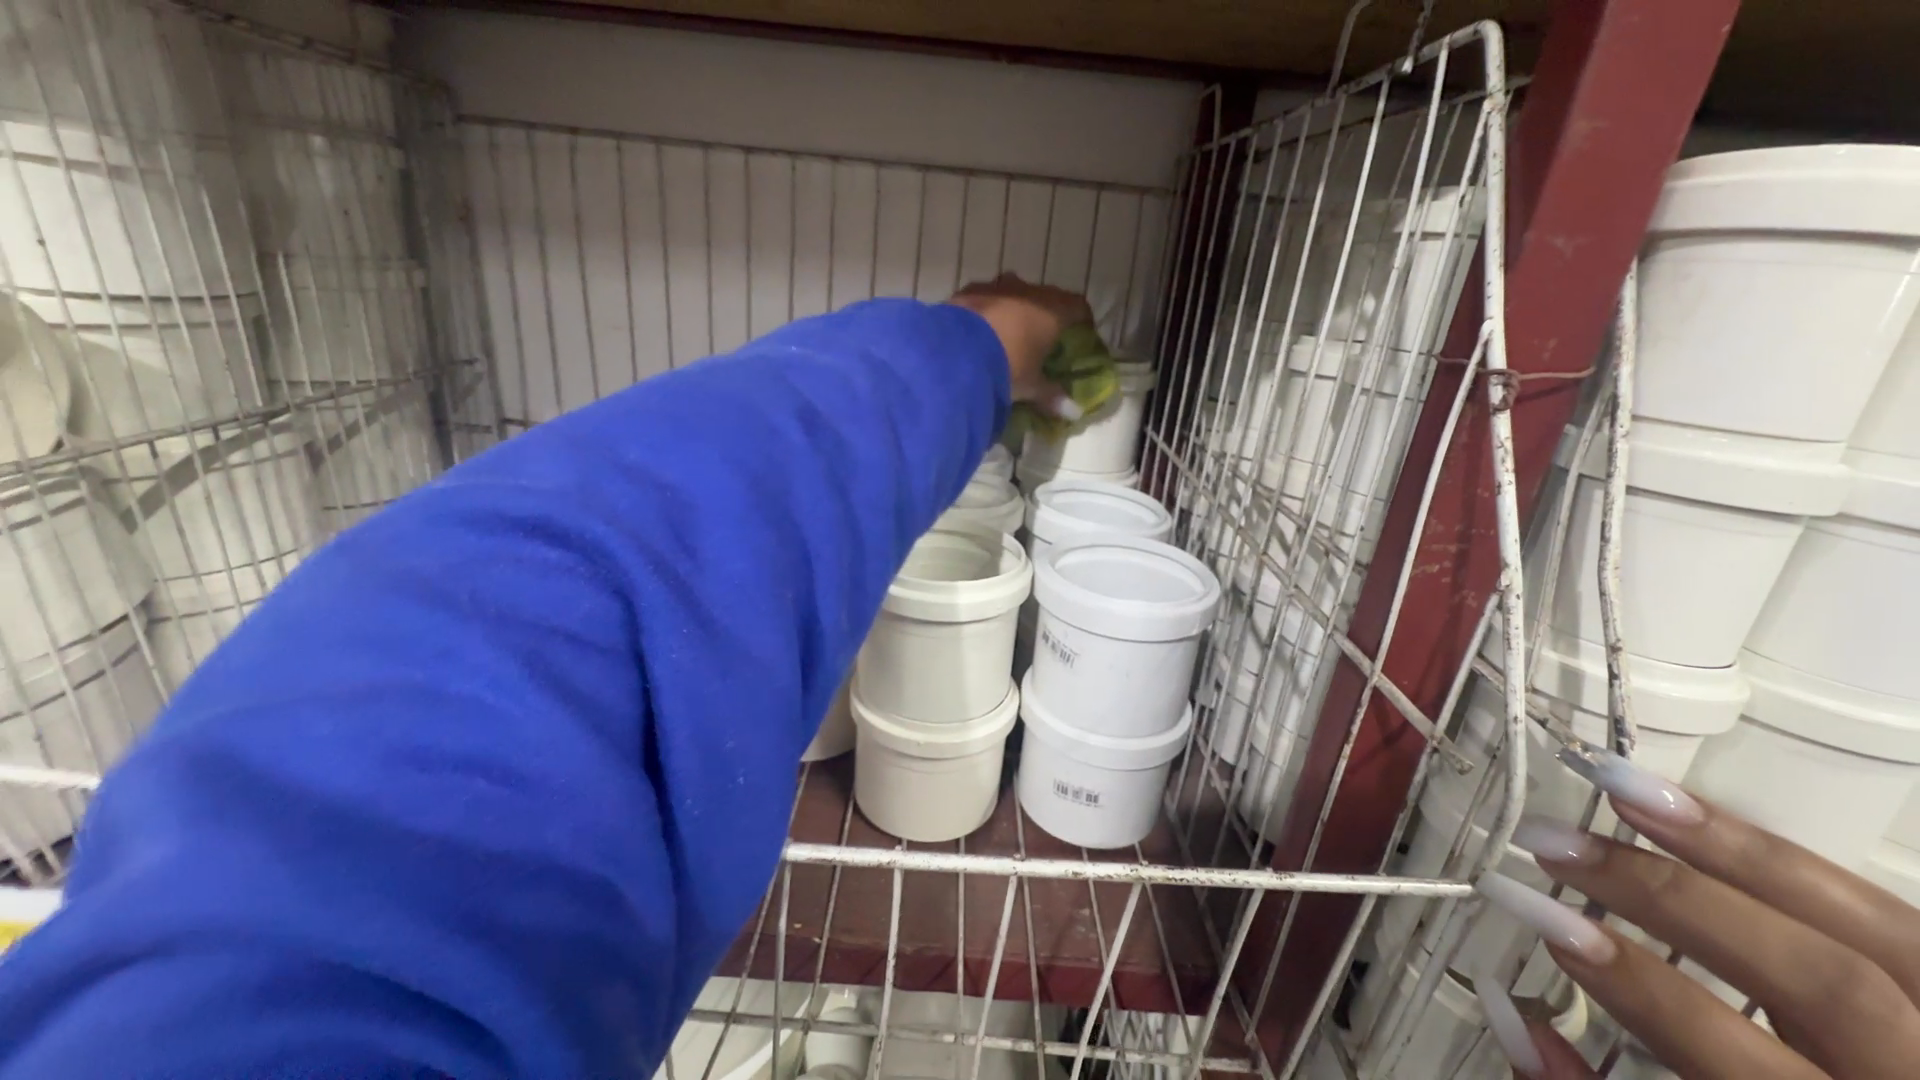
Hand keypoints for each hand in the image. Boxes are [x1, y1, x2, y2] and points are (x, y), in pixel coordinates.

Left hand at [948, 273, 1093, 414]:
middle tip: (1043, 339)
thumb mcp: (1030, 386)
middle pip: (1045, 298)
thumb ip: (1052, 395)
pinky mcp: (966, 292)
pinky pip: (984, 300)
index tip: (1080, 335)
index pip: (1078, 307)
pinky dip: (986, 314)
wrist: (954, 352)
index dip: (1081, 321)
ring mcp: (994, 287)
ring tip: (1009, 335)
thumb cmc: (1006, 366)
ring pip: (1013, 294)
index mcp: (1051, 309)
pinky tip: (980, 334)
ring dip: (1014, 311)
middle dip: (1046, 315)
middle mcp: (1026, 290)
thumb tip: (1074, 412)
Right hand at [1473, 751, 1919, 1078]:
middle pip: (1822, 981)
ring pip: (1876, 926)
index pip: (1748, 1063)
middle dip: (1668, 896)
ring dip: (1731, 844)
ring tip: (1622, 788)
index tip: (1544, 919)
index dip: (1644, 990)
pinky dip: (1781, 854)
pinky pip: (1885, 909)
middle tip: (1556, 845)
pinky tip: (1693, 812)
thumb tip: (1515, 1019)